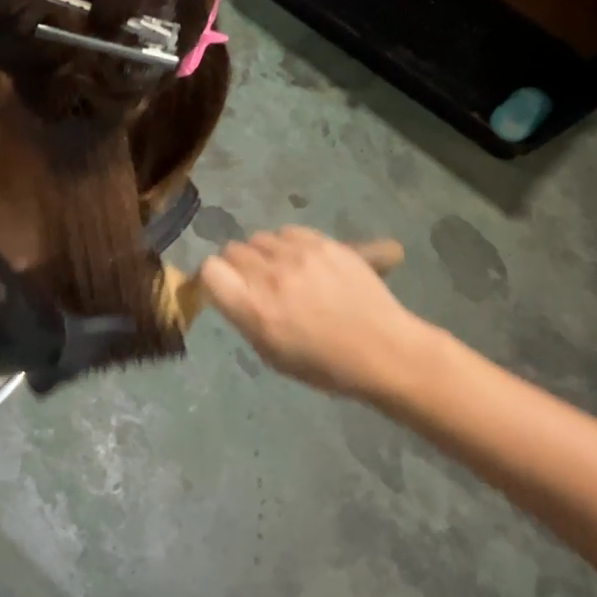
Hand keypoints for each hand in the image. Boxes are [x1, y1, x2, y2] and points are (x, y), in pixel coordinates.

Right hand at [200, 226, 434, 398]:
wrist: (385, 352)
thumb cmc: (325, 365)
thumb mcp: (271, 353)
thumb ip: (244, 316)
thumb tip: (231, 290)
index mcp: (253, 308)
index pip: (210, 270)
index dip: (214, 277)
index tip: (227, 288)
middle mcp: (270, 276)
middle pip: (232, 250)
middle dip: (239, 266)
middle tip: (258, 283)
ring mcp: (298, 256)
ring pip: (259, 238)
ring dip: (264, 253)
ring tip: (284, 271)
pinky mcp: (324, 243)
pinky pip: (288, 232)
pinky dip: (288, 245)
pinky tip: (304, 262)